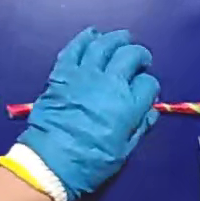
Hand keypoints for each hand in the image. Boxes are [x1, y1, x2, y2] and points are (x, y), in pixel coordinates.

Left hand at [9, 28, 160, 200]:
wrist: (50, 164)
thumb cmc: (89, 164)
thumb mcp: (123, 153)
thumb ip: (139, 128)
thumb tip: (150, 111)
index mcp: (128, 106)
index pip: (148, 83)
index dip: (149, 85)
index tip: (144, 91)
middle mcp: (109, 84)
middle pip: (130, 56)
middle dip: (139, 56)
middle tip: (139, 60)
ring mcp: (84, 76)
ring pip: (104, 44)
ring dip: (116, 39)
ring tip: (121, 40)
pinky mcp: (62, 74)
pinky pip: (75, 48)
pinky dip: (85, 38)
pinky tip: (92, 36)